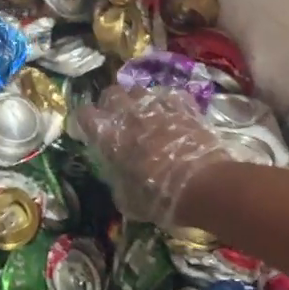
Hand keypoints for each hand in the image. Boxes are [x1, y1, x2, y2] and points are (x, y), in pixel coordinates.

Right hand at [74, 84, 244, 223]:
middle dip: (110, 104)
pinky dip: (166, 103)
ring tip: (144, 114)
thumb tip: (118, 175)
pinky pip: (169, 96)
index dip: (84, 121)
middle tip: (116, 119)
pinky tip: (170, 114)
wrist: (204, 186)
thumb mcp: (128, 199)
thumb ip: (118, 180)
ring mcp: (157, 107)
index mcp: (109, 136)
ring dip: (137, 101)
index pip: (84, 114)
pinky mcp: (183, 107)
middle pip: (111, 94)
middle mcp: (129, 115)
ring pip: (138, 90)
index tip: (88, 130)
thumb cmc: (159, 197)